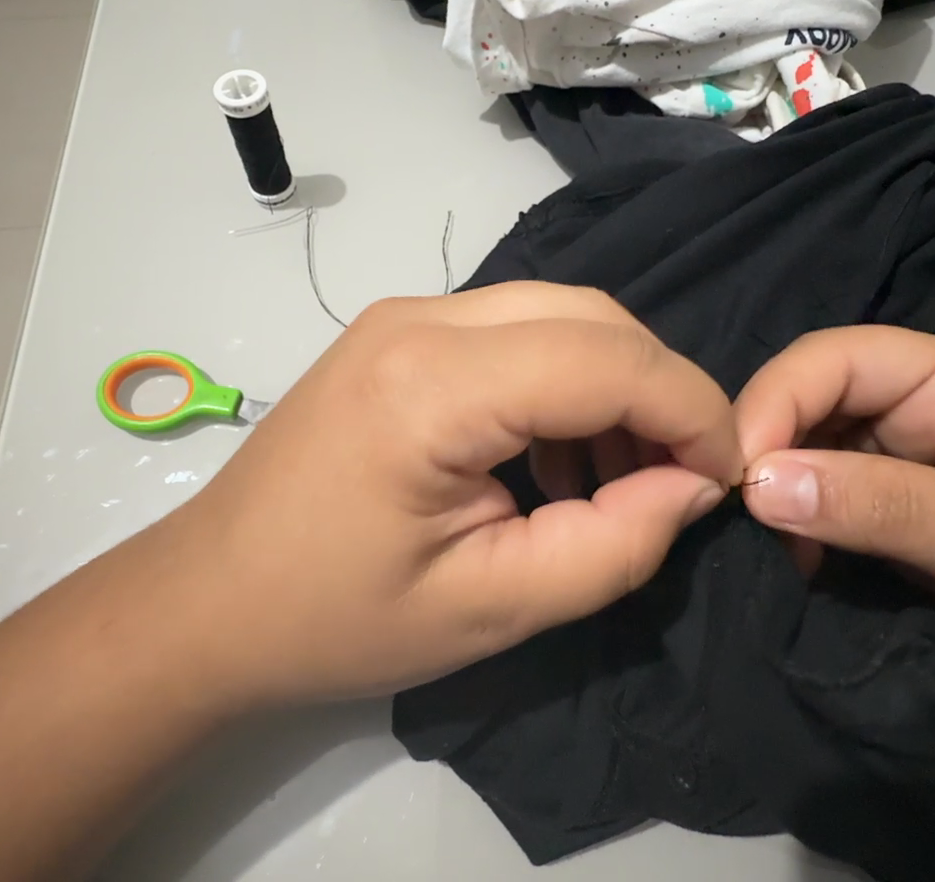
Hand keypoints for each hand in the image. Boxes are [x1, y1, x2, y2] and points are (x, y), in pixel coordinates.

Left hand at [157, 282, 741, 709]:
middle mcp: (419, 320)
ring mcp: (403, 316)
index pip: (607, 358)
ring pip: (558, 314)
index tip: (725, 477)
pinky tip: (558, 456)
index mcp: (432, 384)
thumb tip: (693, 486)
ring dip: (612, 383)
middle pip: (590, 316)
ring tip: (617, 478)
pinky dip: (562, 381)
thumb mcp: (490, 608)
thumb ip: (612, 545)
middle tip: (677, 478)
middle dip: (658, 390)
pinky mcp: (398, 335)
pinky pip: (514, 332)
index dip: (690, 410)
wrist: (209, 601)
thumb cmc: (335, 619)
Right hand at [734, 326, 934, 738]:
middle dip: (764, 446)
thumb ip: (886, 506)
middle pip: (809, 398)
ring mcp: (902, 467)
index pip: (838, 359)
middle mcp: (919, 411)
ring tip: (766, 548)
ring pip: (804, 451)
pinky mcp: (890, 520)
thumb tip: (757, 483)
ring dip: (773, 493)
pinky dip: (791, 529)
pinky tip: (796, 564)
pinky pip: (818, 504)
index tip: (738, 475)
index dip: (777, 400)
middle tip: (735, 515)